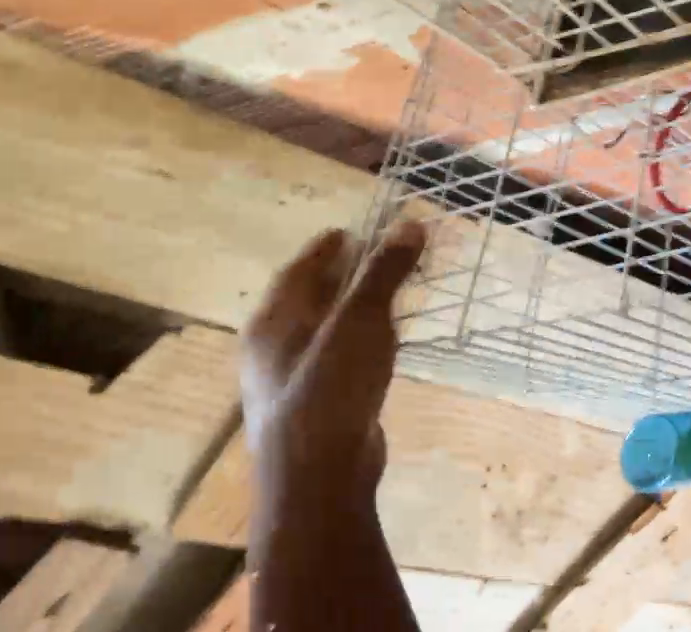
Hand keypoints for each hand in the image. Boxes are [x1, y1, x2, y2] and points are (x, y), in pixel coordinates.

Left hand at [239, 223, 425, 500]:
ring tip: (389, 288)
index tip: (353, 229)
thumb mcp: (361, 322)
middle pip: (308, 297)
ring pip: (324, 325)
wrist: (319, 476)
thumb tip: (408, 225)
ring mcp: (293, 377)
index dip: (326, 247)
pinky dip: (360, 331)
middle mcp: (273, 347)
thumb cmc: (331, 390)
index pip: (298, 270)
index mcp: (272, 323)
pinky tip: (383, 337)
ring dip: (354, 303)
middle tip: (379, 252)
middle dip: (342, 273)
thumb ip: (384, 274)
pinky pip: (338, 350)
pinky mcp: (317, 399)